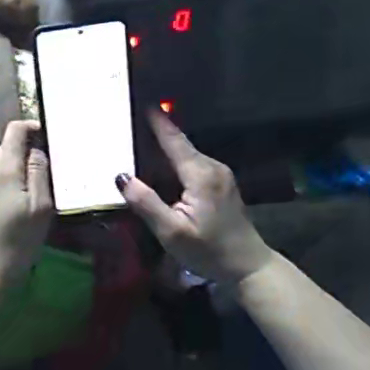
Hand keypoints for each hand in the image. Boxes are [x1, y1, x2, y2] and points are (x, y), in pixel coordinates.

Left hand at [0, 120, 53, 276]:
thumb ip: (39, 171)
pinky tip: (22, 202)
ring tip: (40, 187)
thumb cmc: (18, 238)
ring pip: (3, 165)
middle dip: (29, 152)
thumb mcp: (40, 205)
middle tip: (52, 169)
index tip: (50, 139)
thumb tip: (37, 148)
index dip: (33, 128)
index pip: (14, 130)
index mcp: (3, 167)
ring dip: (20, 169)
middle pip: (9, 148)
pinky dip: (11, 183)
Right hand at [118, 109, 274, 285]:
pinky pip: (190, 165)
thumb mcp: (171, 232)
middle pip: (178, 145)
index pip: (173, 140)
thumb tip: (121, 176)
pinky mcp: (219, 184)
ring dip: (161, 150)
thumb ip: (146, 203)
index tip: (143, 102)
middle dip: (155, 134)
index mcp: (200, 174)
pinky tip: (156, 169)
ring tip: (135, 144)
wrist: (248, 267)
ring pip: (184, 155)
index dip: (157, 121)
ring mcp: (219, 175)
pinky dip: (171, 162)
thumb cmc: (209, 251)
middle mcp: (212, 167)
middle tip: (127, 126)